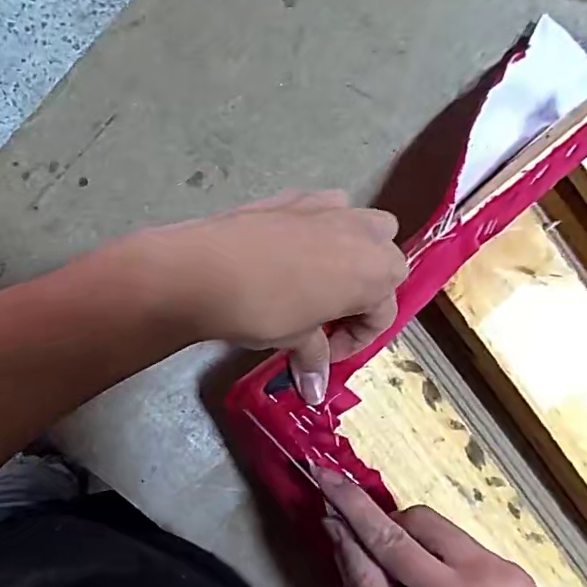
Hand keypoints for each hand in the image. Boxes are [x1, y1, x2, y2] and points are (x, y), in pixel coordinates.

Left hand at [110, 190, 406, 404]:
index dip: (354, 341)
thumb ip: (313, 358)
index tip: (325, 355)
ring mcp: (330, 206)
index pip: (382, 315)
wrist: (204, 269)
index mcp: (377, 272)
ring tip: (311, 283)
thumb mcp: (293, 339)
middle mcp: (365, 232)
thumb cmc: (262, 309)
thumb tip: (315, 391)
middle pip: (382, 262)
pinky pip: (320, 213)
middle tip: (326, 317)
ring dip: (346, 254)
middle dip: (362, 290)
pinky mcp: (294, 196)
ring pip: (358, 227)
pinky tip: (282, 256)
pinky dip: (313, 232)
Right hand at [316, 466, 578, 586]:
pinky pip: (465, 548)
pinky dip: (440, 559)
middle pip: (420, 519)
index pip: (390, 537)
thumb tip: (336, 528)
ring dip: (415, 545)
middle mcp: (491, 572)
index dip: (351, 503)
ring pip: (443, 530)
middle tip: (379, 570)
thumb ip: (364, 580)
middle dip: (389, 530)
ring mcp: (512, 571)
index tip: (323, 473)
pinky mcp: (520, 576)